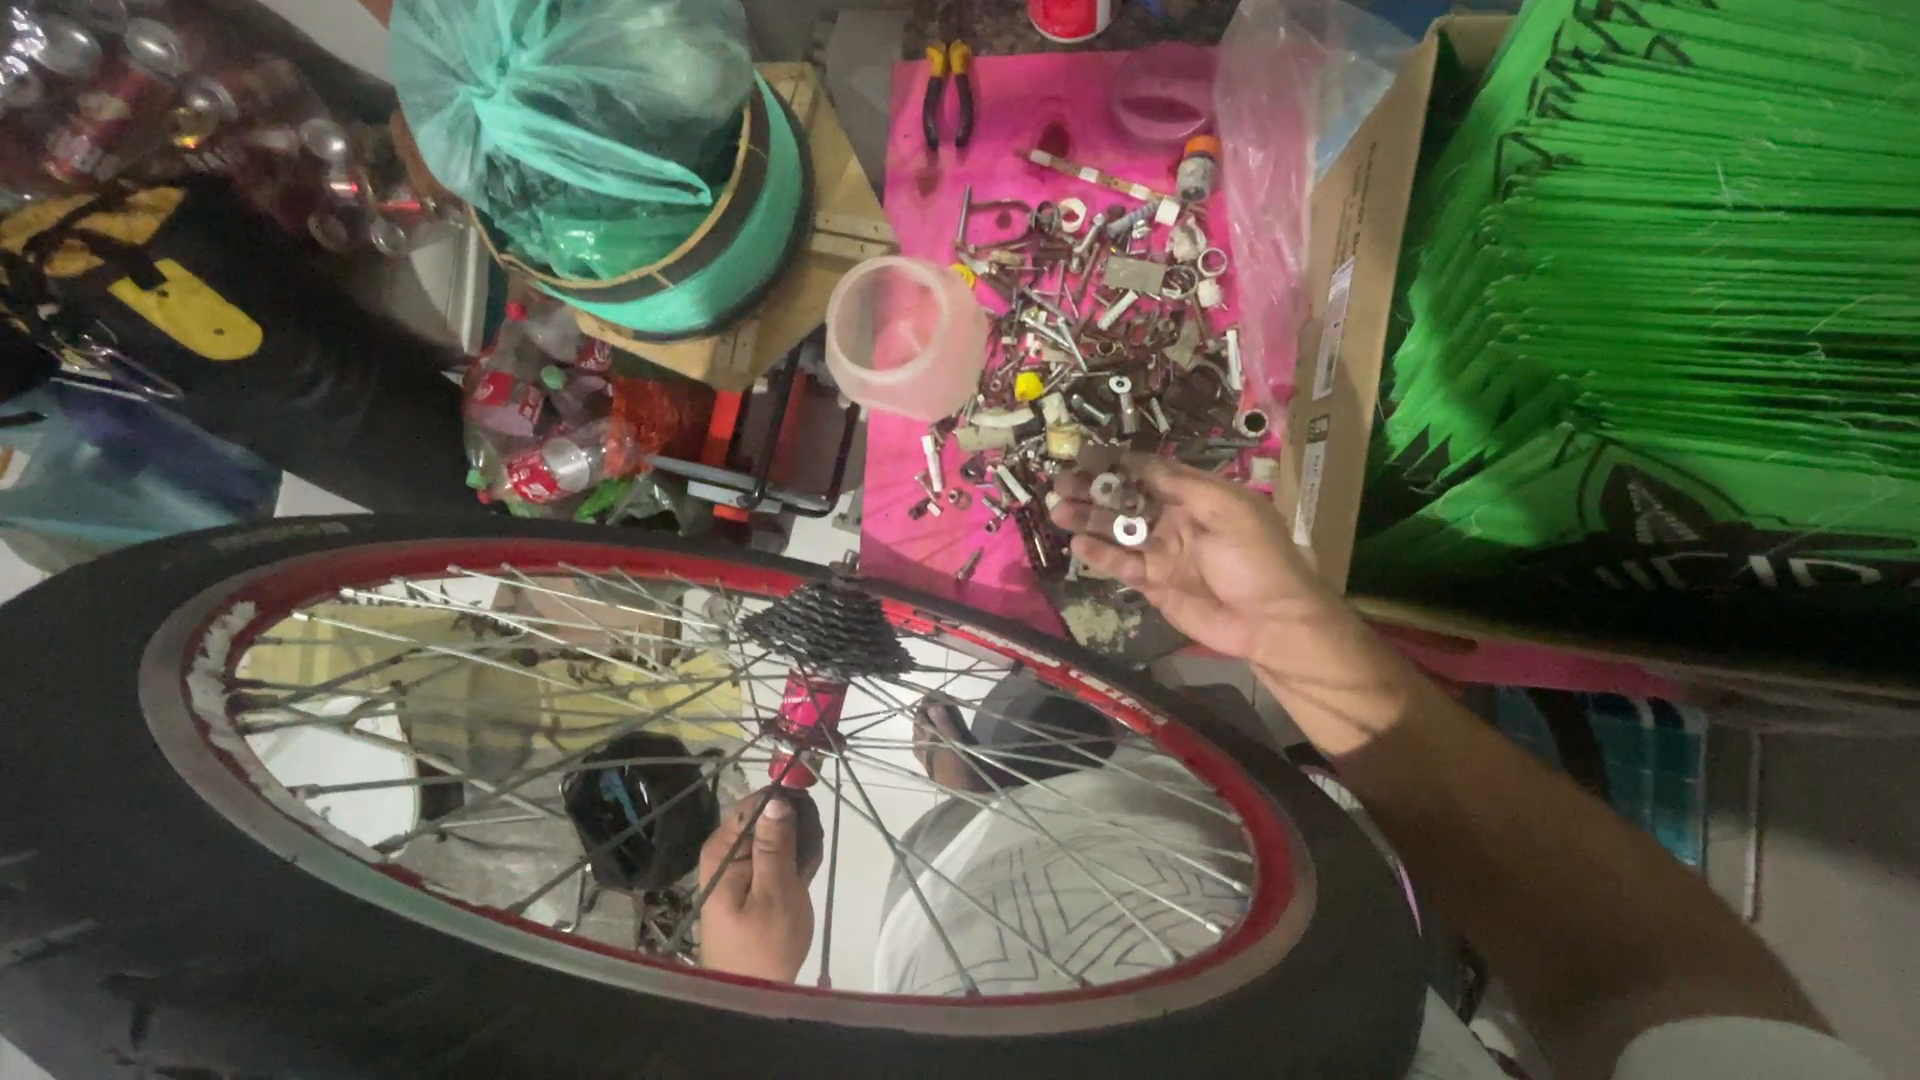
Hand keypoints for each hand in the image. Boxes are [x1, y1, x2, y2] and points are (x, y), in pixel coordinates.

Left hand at [696, 788, 821, 982]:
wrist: (754, 997)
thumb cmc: (763, 946)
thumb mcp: (775, 892)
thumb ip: (775, 844)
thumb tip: (776, 799)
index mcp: (723, 849)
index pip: (755, 803)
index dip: (784, 802)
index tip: (809, 817)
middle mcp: (726, 850)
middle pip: (767, 814)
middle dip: (795, 826)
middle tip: (809, 854)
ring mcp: (739, 864)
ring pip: (777, 832)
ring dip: (799, 843)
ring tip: (806, 871)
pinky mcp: (754, 878)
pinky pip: (778, 852)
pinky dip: (795, 859)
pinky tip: (803, 876)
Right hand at [1049, 453, 1338, 667]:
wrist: (1271, 621)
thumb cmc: (1256, 558)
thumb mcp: (1227, 509)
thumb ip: (1181, 485)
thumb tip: (1139, 461)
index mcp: (1196, 496)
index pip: (1149, 473)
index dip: (1117, 464)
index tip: (1085, 455)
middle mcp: (1175, 519)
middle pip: (1126, 500)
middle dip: (1094, 490)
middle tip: (1061, 483)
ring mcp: (1162, 552)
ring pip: (1117, 531)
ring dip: (1088, 519)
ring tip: (1058, 509)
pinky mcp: (1153, 583)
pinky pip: (1121, 564)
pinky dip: (1100, 554)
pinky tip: (1077, 543)